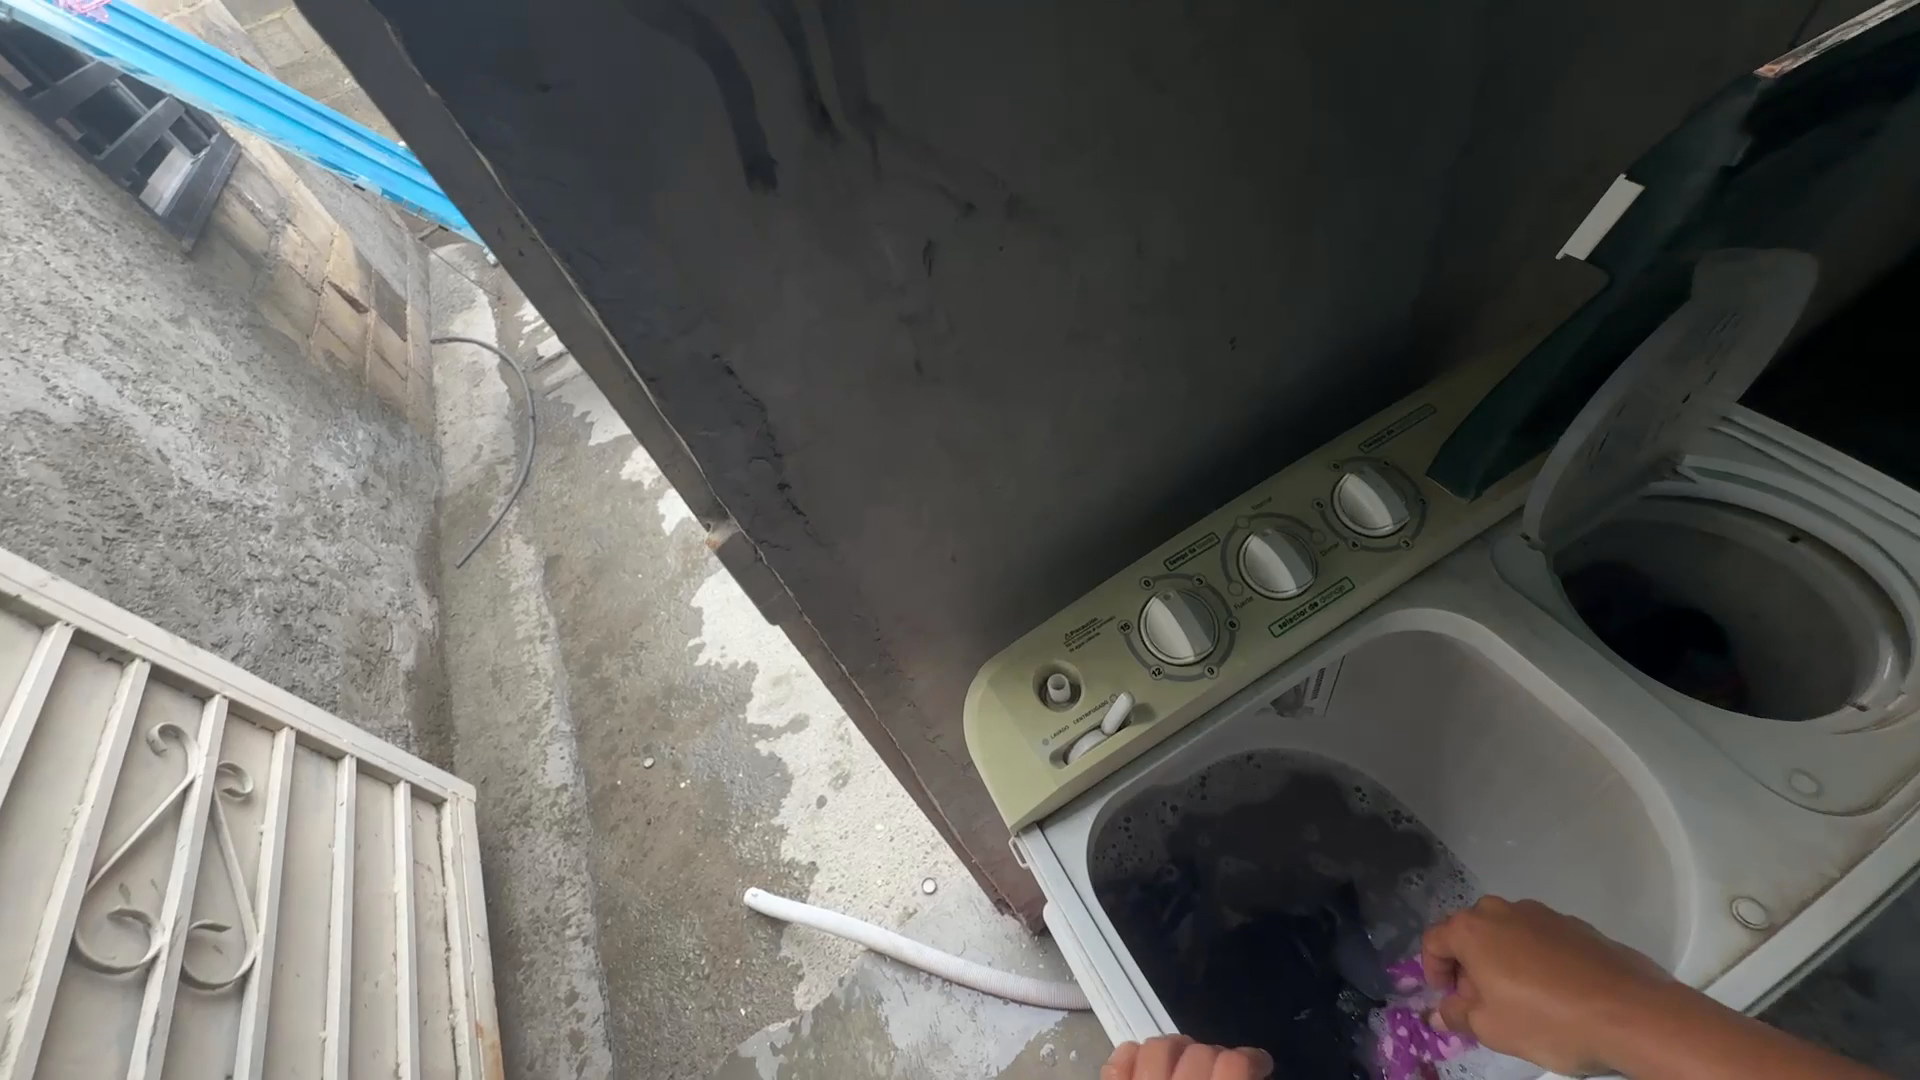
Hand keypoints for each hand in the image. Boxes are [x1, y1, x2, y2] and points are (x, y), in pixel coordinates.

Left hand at [1102, 1036, 1273, 1079]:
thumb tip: (1249, 1072)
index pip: (1233, 1067)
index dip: (1251, 1059)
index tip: (1261, 1062)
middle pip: (1197, 1054)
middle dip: (1216, 1056)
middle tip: (1226, 1067)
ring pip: (1156, 1048)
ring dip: (1176, 1051)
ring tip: (1188, 1063)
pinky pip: (1116, 1063)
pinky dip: (1130, 1058)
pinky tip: (1144, 1065)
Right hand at [1421, 896, 1672, 1075]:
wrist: (1636, 1016)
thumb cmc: (1549, 1020)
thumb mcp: (1493, 1030)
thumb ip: (1456, 1017)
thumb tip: (1438, 1013)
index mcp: (1469, 929)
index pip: (1433, 941)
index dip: (1433, 971)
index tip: (1446, 998)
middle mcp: (1498, 911)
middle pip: (1470, 935)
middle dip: (1470, 967)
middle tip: (1484, 1002)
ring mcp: (1540, 915)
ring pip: (1508, 935)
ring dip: (1504, 961)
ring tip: (1525, 998)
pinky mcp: (1577, 926)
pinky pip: (1543, 941)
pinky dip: (1540, 961)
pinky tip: (1561, 993)